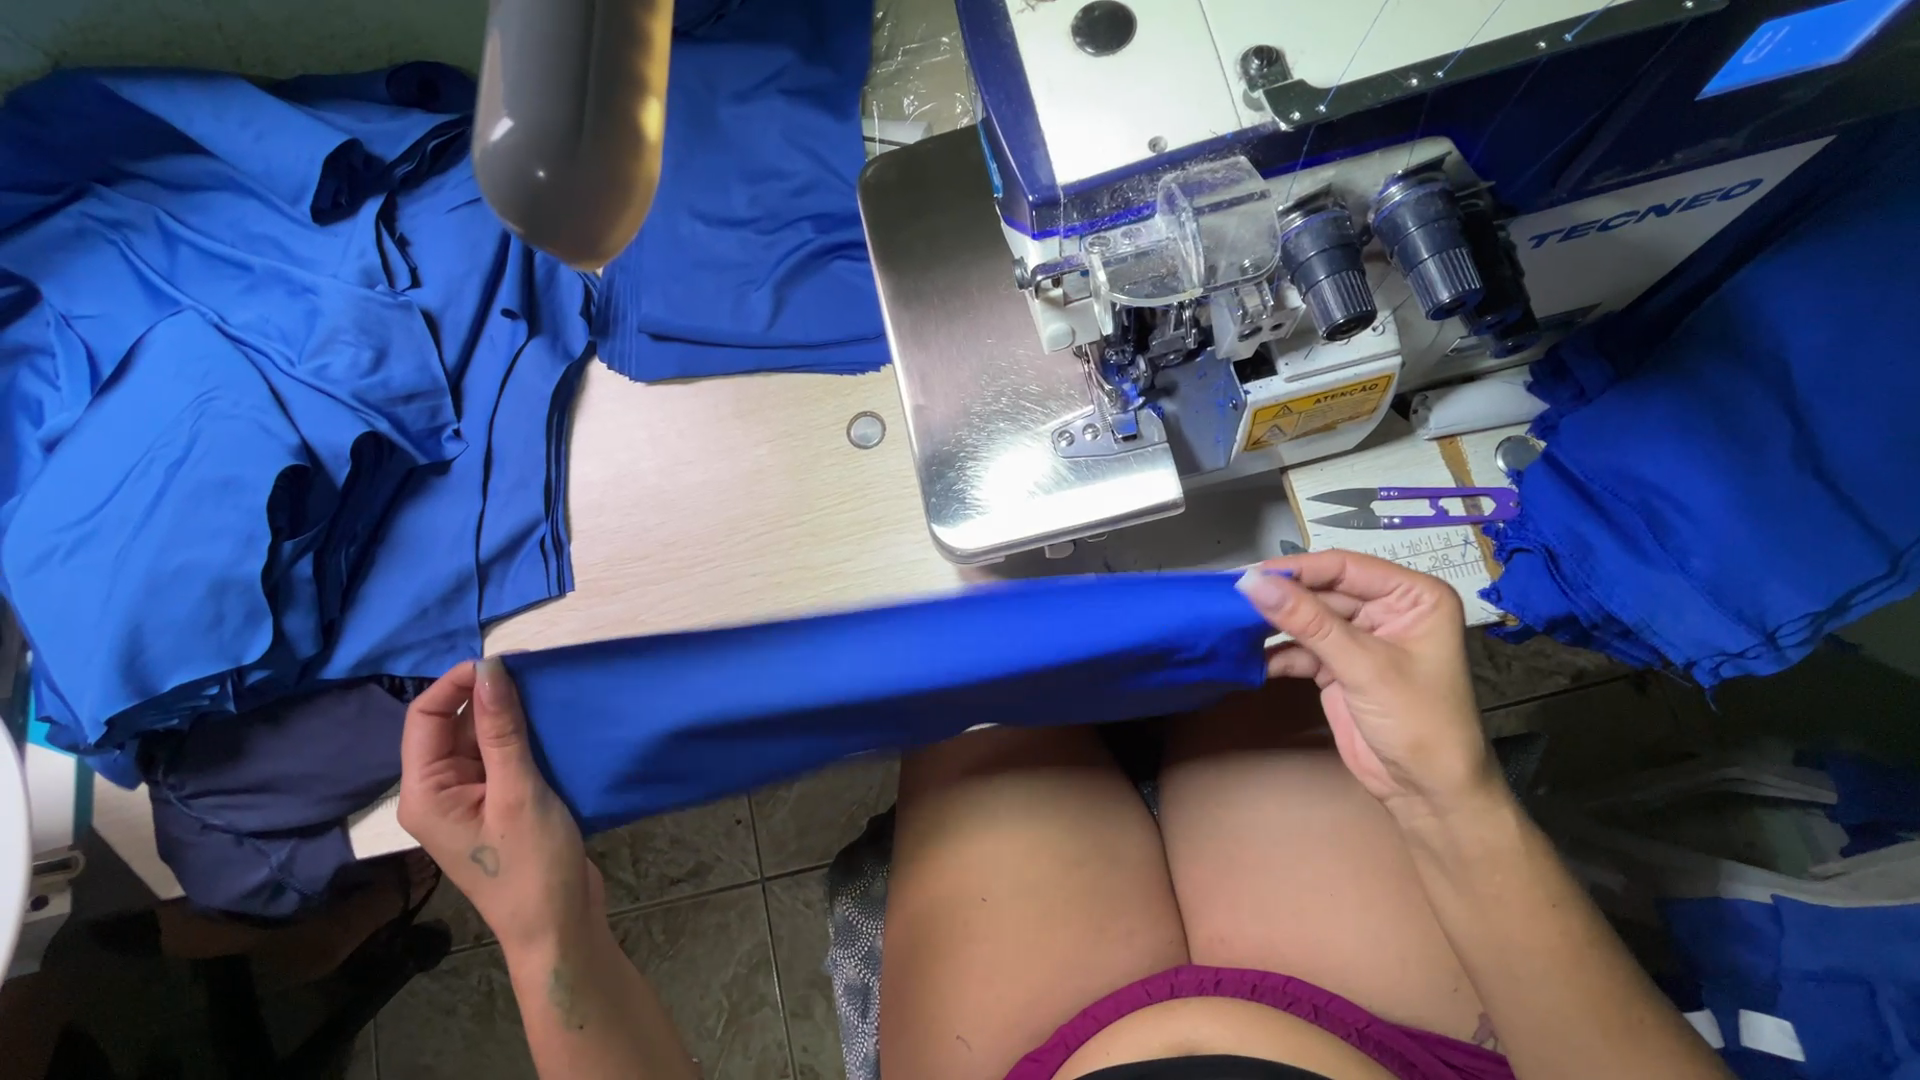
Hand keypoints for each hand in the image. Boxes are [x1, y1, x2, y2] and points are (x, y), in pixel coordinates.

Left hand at [398, 658, 603, 954]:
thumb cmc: (531, 863)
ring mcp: (472, 800)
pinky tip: (555, 726)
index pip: (425, 717)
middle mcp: (440, 791)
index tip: (506, 663)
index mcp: (425, 791)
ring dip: (512, 716)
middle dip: (490, 697)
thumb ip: (503, 729)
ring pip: (483, 740)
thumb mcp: (518, 791)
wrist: (558, 924)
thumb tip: (490, 667)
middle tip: (539, 677)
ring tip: (551, 696)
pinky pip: (505, 758)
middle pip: (454, 726)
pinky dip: (526, 738)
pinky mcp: (501, 805)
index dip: (457, 683)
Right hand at [1238, 551, 1500, 820]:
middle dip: (1281, 598)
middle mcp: (1388, 610)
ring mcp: (1361, 639)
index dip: (1297, 570)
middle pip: (1322, 591)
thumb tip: (1252, 582)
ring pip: (1307, 619)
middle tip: (1231, 599)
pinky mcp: (1339, 666)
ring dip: (1274, 625)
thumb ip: (1306, 621)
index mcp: (1413, 596)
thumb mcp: (1363, 665)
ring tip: (1233, 624)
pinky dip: (1278, 654)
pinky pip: (1302, 648)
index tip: (1249, 574)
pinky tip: (1252, 658)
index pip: (1345, 568)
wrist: (1429, 793)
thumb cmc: (1419, 721)